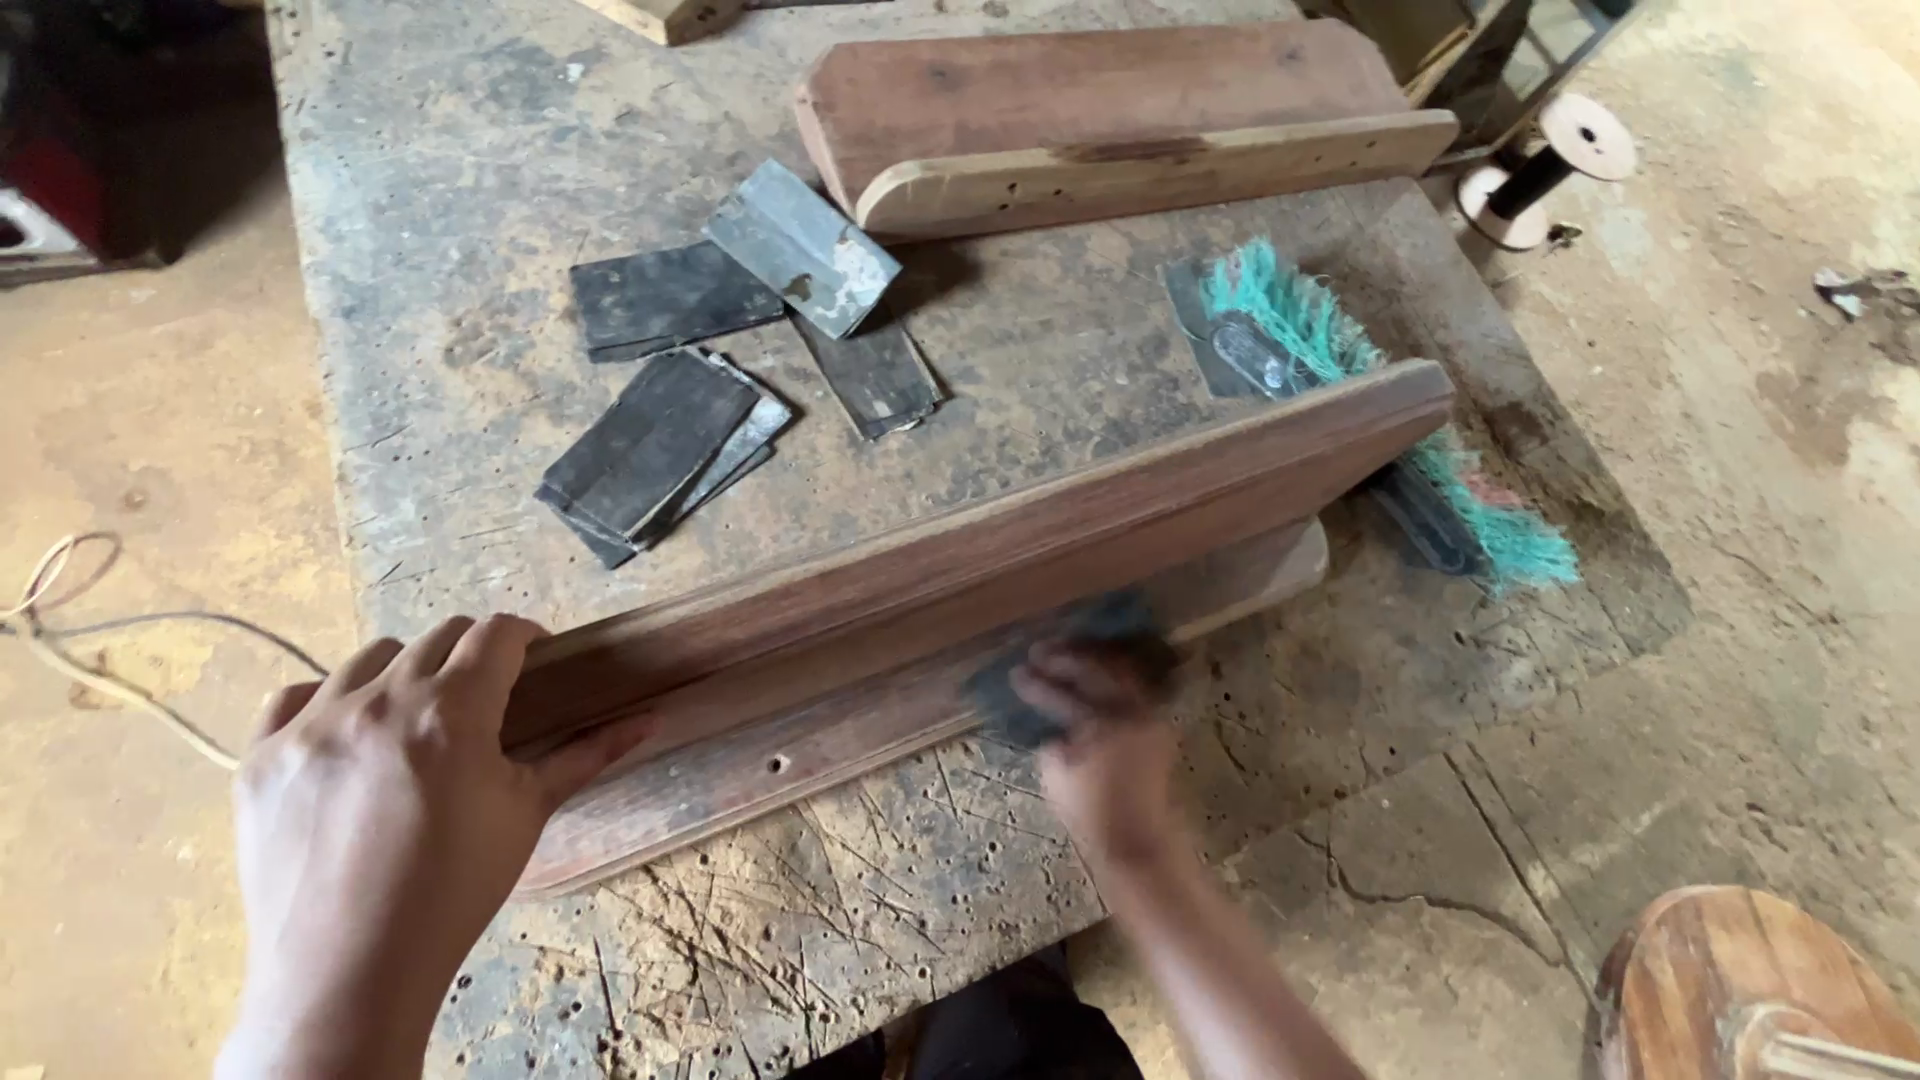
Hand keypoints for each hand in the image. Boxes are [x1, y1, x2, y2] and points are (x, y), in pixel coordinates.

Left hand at [218, 614, 650, 1079]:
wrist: (349, 970)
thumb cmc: (457, 887)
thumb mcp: (530, 811)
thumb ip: (589, 753)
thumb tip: (651, 719)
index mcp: (451, 712)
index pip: (495, 634)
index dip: (525, 634)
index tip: (537, 656)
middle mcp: (377, 702)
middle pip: (438, 636)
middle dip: (474, 652)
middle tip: (490, 693)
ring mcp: (310, 728)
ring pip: (369, 657)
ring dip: (408, 669)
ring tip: (420, 714)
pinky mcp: (259, 760)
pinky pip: (294, 695)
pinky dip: (331, 699)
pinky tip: (350, 734)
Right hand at [1011, 639, 1182, 868]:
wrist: (1138, 843)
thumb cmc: (1091, 814)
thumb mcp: (1056, 776)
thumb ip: (1054, 741)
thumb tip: (1058, 727)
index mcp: (1104, 721)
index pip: (1065, 693)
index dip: (1037, 683)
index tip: (1017, 672)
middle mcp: (1132, 711)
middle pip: (1099, 669)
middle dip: (1067, 656)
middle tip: (1040, 650)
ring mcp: (1149, 717)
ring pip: (1121, 673)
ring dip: (1093, 662)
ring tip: (1067, 656)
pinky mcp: (1157, 728)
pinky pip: (1133, 689)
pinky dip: (1112, 679)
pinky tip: (1094, 680)